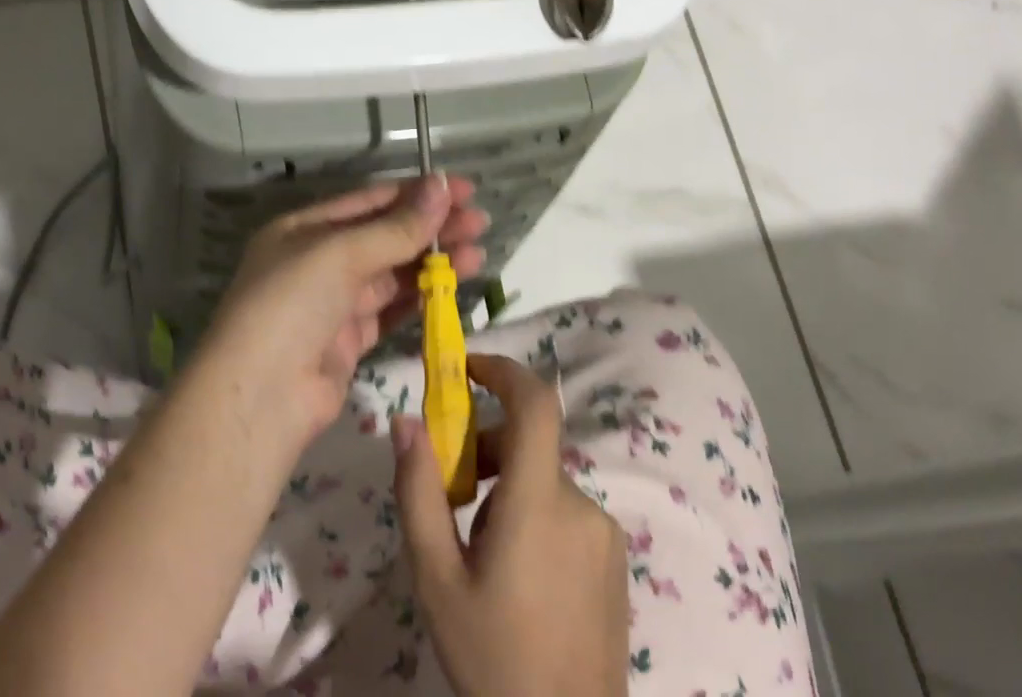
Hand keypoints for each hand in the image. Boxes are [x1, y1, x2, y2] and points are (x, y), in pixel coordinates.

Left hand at [194, 176, 485, 449]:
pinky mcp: (349, 341)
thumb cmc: (291, 305)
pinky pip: (390, 311)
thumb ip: (395, 227)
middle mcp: (316, 262)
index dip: (415, 194)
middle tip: (480, 222)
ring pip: (391, 274)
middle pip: (383, 236)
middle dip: (431, 228)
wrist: (262, 393)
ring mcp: (332, 303)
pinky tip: (453, 286)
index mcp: (302, 229)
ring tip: (479, 253)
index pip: (367, 202)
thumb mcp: (340, 254)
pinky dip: (421, 298)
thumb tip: (441, 185)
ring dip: (432, 263)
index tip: (463, 190)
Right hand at [393, 354, 629, 696]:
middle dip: (481, 453)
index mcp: (538, 503)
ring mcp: (605, 533)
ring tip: (477, 555)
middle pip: (528, 447)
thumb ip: (418, 491)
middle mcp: (581, 505)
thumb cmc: (491, 653)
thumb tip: (405, 421)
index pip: (535, 405)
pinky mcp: (615, 558)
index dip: (502, 371)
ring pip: (543, 483)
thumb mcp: (435, 576)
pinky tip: (515, 576)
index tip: (464, 368)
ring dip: (504, 493)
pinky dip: (532, 516)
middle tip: (446, 500)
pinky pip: (565, 513)